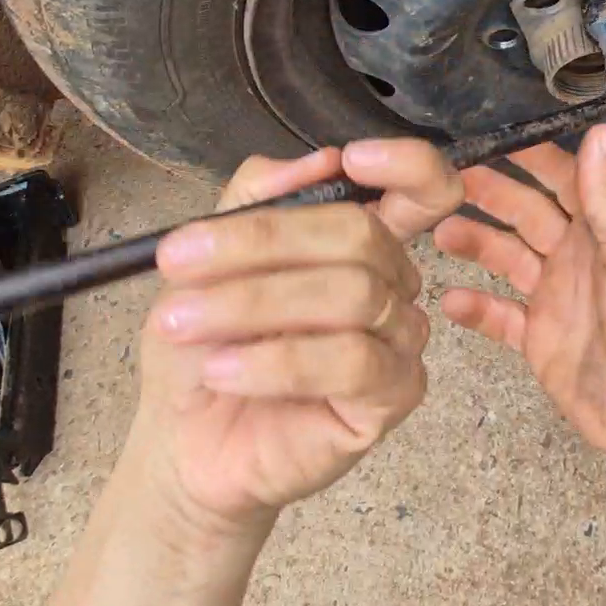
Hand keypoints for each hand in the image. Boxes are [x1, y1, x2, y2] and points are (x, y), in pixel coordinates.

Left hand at [129, 140, 462, 533]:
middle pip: (364, 234)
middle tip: (179, 258)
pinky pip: (352, 361)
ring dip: (255, 302)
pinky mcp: (395, 393)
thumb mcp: (208, 262)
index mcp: (365, 242)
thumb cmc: (204, 348)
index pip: (426, 189)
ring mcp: (402, 337)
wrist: (184, 447)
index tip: (352, 159)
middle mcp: (396, 282)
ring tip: (179, 322)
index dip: (408, 164)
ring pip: (354, 294)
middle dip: (266, 240)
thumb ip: (256, 200)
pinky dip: (279, 360)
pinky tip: (224, 370)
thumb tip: (320, 160)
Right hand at [433, 124, 605, 468]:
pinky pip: (501, 317)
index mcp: (604, 231)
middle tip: (444, 180)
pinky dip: (476, 307)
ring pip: (507, 260)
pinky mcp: (541, 341)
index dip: (531, 157)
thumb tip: (602, 129)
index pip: (564, 179)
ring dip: (476, 244)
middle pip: (527, 214)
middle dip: (491, 194)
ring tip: (438, 231)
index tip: (491, 135)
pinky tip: (449, 299)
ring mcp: (557, 299)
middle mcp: (577, 258)